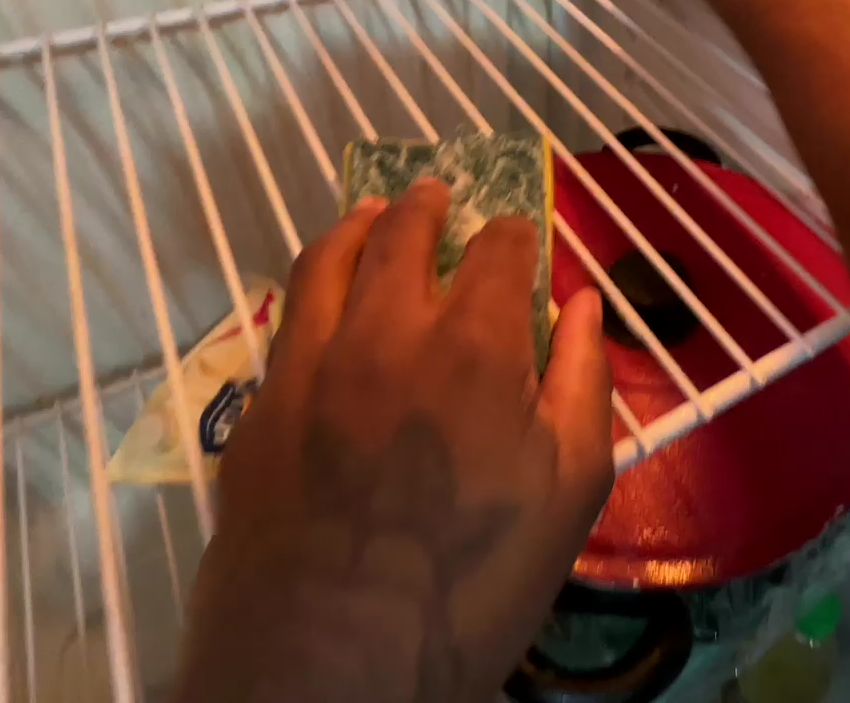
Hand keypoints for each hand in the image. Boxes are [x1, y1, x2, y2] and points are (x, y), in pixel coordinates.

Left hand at [173, 180, 614, 702]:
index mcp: (476, 345)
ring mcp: (315, 360)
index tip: (522, 236)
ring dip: (360, 222)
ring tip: (375, 211)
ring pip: (331, 255)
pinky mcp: (263, 401)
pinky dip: (313, 276)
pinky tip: (324, 285)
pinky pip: (286, 311)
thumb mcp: (571, 486)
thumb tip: (584, 306)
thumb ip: (585, 380)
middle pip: (405, 233)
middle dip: (429, 205)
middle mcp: (390, 330)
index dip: (516, 232)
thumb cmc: (475, 579)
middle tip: (438, 194)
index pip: (500, 250)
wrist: (333, 667)